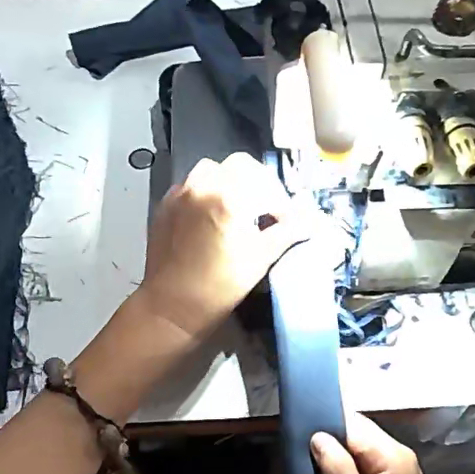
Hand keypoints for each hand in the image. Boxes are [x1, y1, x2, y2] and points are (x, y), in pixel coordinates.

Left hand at [136, 153, 305, 339]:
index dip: (281, 201)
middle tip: (267, 209)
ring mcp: (180, 194)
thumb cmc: (219, 286)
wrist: (172, 307)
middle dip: (258, 184)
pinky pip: (191, 185)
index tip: (286, 220)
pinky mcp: (165, 205)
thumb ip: (287, 232)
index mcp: (228, 198)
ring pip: (212, 170)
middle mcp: (202, 187)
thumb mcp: (261, 258)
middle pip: (239, 166)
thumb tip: (309, 221)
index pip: (266, 183)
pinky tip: (214, 217)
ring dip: (231, 183)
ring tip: (239, 210)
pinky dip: (207, 192)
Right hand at [310, 412, 457, 473]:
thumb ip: (337, 469)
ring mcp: (396, 469)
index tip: (297, 431)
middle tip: (297, 450)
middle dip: (328, 439)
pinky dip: (344, 469)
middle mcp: (397, 455)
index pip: (353, 425)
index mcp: (392, 456)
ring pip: (358, 449)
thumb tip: (317, 436)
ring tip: (306, 463)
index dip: (325, 425)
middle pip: (356, 434)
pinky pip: (363, 464)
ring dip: (334, 456)